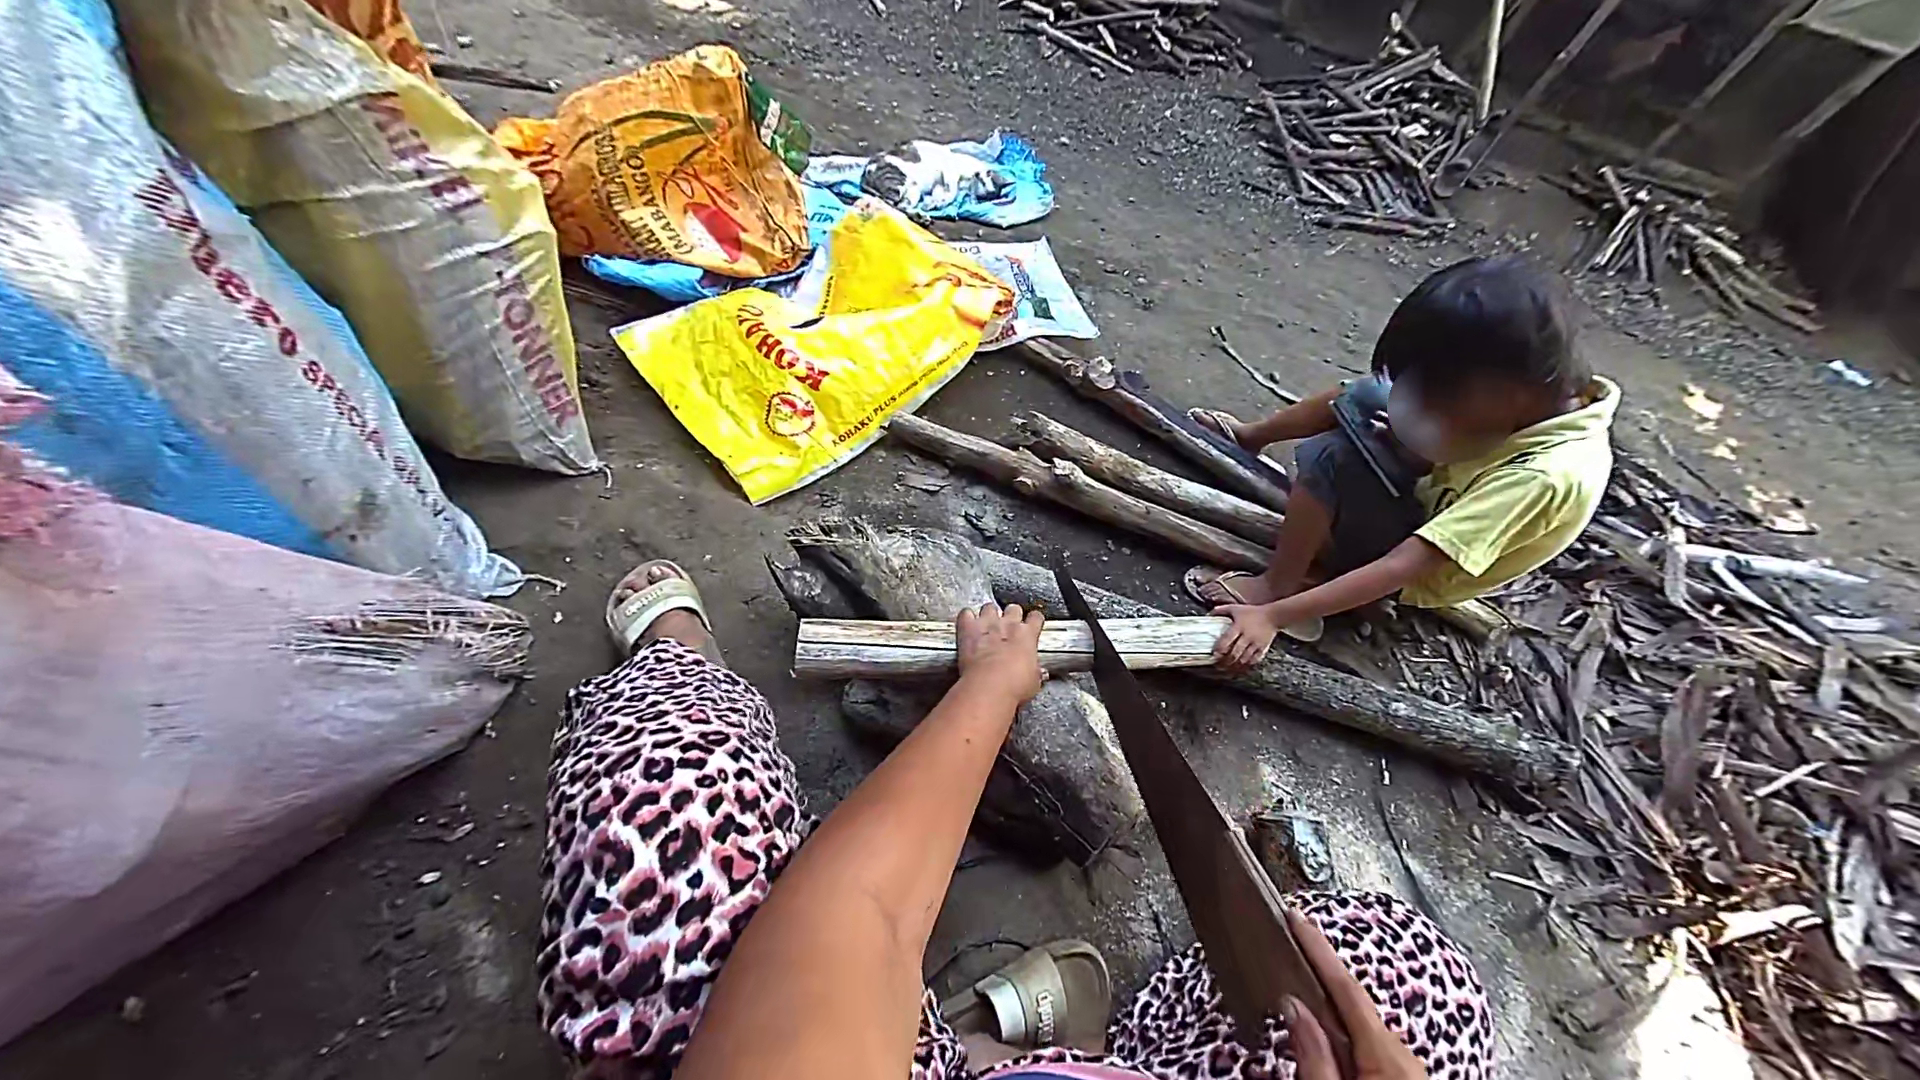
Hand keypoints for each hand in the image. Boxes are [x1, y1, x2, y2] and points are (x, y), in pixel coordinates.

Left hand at [955, 602, 1044, 704]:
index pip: (1036, 618)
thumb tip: (1039, 673)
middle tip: (1008, 627)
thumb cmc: (1014, 686)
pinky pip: (966, 613)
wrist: (990, 686)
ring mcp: (987, 624)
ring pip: (990, 607)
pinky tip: (967, 624)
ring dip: (988, 614)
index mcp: (1028, 635)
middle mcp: (1009, 624)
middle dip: (1011, 615)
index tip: (1032, 625)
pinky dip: (966, 617)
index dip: (1034, 620)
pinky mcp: (968, 628)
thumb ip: (1036, 672)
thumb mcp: (1034, 682)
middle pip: (1013, 608)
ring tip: (986, 624)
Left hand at [1210, 603, 1279, 670]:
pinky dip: (1247, 665)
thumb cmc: (1252, 612)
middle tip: (1218, 665)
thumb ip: (1221, 610)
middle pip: (1235, 652)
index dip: (1220, 649)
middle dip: (1226, 660)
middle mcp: (1247, 636)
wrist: (1273, 616)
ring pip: (1244, 658)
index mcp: (1239, 627)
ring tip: (1227, 669)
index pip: (1227, 640)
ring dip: (1235, 665)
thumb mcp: (1235, 608)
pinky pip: (1255, 659)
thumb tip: (1208, 615)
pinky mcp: (1263, 648)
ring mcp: (1256, 643)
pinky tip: (1241, 668)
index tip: (1214, 654)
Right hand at [1283, 907, 1428, 1079]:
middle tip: (1290, 948)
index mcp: (1389, 1060)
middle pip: (1356, 1007)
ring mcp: (1411, 1078)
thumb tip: (1294, 1005)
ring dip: (1331, 1014)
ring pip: (1363, 1032)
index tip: (1296, 917)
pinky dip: (1346, 1039)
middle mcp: (1408, 1064)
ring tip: (1299, 1000)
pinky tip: (1328, 1044)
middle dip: (1320, 979)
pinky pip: (1372, 1052)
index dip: (1318, 948)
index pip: (1347, 988)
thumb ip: (1314, 1057)